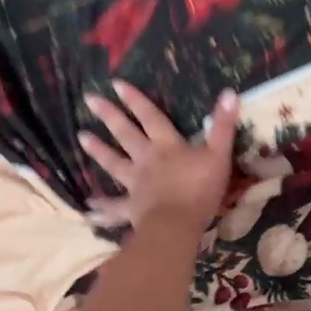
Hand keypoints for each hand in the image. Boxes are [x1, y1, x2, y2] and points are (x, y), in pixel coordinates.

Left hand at [79, 81, 239, 229]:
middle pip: (126, 134)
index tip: (116, 84)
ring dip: (98, 150)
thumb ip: (223, 124)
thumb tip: (230, 92)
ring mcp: (135, 183)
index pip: (151, 116)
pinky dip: (102, 204)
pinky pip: (114, 205)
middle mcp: (147, 159)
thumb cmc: (199, 189)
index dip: (135, 100)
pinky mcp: (131, 207)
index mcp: (167, 145)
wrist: (176, 226)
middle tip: (90, 100)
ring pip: (114, 163)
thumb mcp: (219, 153)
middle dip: (110, 116)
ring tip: (81, 137)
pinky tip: (88, 204)